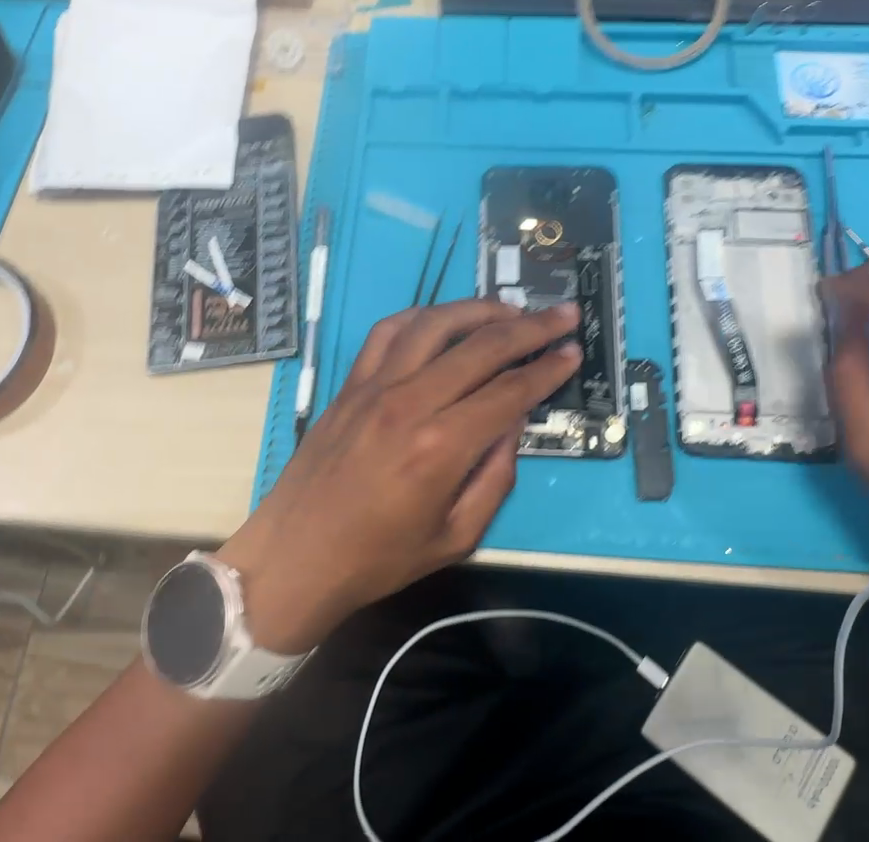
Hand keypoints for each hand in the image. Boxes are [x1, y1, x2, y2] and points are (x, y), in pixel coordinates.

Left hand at [217, 299, 581, 652]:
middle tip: (564, 314)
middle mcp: (410, 403)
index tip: (574, 352)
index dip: (548, 369)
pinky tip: (444, 318)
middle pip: (481, 347)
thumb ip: (495, 478)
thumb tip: (514, 424)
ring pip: (435, 325)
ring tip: (511, 309)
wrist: (295, 556)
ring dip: (479, 310)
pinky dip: (422, 316)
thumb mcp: (455, 537)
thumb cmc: (378, 558)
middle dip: (531, 327)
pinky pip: (387, 332)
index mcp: (441, 447)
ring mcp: (374, 387)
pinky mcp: (349, 384)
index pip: (510, 391)